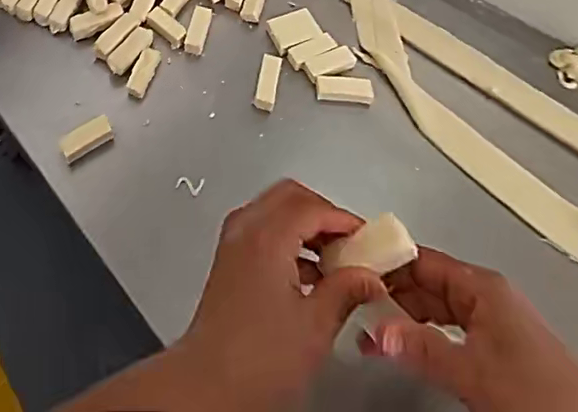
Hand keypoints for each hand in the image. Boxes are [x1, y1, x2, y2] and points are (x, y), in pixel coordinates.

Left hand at [174, 179, 388, 407]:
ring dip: (305, 224)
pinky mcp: (229, 257)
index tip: (367, 239)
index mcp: (266, 238)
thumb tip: (367, 278)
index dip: (344, 220)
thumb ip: (346, 292)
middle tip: (351, 242)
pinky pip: (262, 228)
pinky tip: (309, 272)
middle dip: (323, 213)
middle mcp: (245, 230)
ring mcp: (233, 241)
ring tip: (335, 259)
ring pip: (274, 208)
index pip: (311, 206)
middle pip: (289, 196)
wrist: (210, 381)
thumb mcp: (316, 326)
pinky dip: (288, 237)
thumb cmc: (253, 360)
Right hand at [363, 247, 577, 411]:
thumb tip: (378, 330)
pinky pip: (449, 326)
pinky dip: (424, 332)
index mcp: (482, 286)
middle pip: (426, 281)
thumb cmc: (544, 396)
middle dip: (390, 292)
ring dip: (404, 316)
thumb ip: (420, 346)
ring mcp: (494, 320)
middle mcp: (488, 295)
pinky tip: (409, 345)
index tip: (355, 268)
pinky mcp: (499, 345)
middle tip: (356, 302)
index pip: (421, 259)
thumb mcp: (471, 371)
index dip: (386, 262)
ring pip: (436, 305)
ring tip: (375, 329)